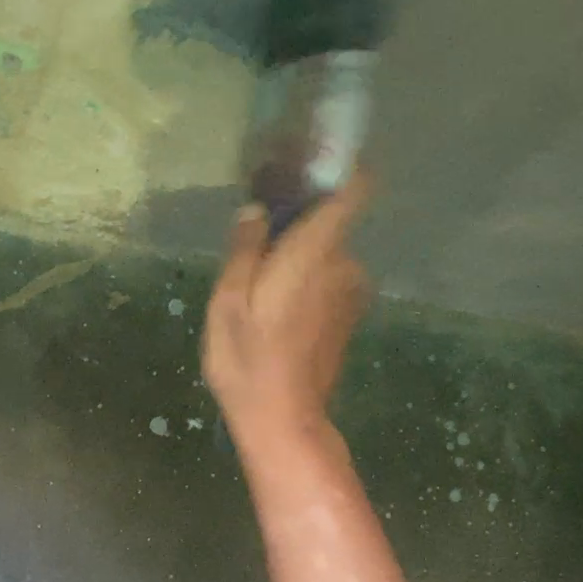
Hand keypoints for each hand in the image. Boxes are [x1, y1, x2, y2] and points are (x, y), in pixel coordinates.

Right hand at [202, 180, 370, 438]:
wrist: (281, 417)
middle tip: (252, 243)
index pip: (354, 190)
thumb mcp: (228, 301)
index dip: (340, 168)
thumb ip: (245, 249)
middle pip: (328, 224)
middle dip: (295, 224)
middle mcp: (345, 265)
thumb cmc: (247, 358)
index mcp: (316, 253)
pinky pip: (327, 280)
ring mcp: (351, 292)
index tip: (308, 164)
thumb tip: (255, 210)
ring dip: (297, 259)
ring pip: (325, 255)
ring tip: (256, 286)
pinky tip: (273, 311)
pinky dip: (305, 282)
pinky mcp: (348, 316)